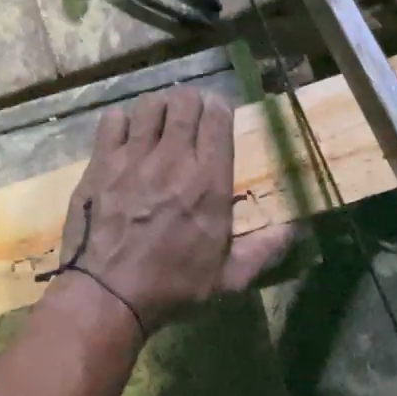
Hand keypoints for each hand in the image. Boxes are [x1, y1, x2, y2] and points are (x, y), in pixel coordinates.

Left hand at [53, 88, 293, 334]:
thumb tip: (294, 228)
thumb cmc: (172, 287)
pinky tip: (125, 139)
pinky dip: (122, 122)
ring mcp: (134, 156)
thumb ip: (263, 249)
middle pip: (184, 100)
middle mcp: (173, 158)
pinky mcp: (102, 161)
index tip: (216, 118)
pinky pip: (113, 120)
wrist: (108, 294)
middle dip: (190, 103)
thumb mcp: (228, 278)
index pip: (218, 116)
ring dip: (158, 110)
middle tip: (187, 120)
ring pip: (149, 104)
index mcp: (209, 181)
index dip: (219, 109)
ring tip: (157, 126)